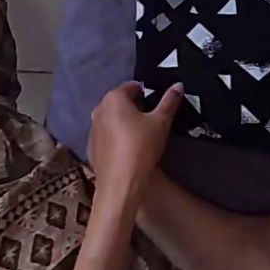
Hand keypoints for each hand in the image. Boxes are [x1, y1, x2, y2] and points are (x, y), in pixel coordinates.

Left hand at [87, 81, 180, 210]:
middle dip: (137, 107)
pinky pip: (107, 135)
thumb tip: (178, 85)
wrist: (120, 185)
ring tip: (142, 136)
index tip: (159, 107)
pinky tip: (129, 150)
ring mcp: (92, 129)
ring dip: (126, 122)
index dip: (148, 93)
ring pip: (113, 118)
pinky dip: (117, 137)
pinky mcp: (91, 147)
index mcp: (114, 98)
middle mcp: (99, 110)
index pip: (133, 86)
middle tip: (153, 121)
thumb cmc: (141, 147)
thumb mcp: (161, 122)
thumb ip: (169, 101)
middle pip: (121, 101)